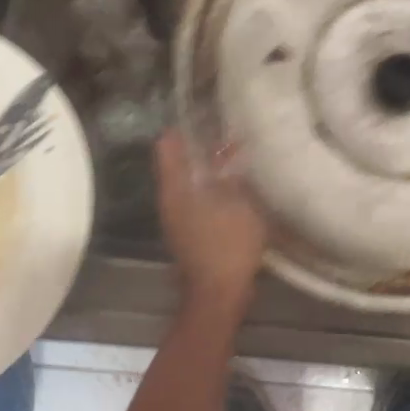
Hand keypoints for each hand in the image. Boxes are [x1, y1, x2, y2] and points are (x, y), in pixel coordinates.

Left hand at [154, 129, 265, 313]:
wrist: (219, 295)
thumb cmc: (228, 246)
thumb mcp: (241, 204)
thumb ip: (235, 175)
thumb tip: (232, 152)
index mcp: (176, 188)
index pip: (168, 145)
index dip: (186, 127)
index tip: (208, 115)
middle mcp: (170, 199)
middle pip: (179, 162)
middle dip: (204, 147)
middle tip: (231, 133)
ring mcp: (178, 217)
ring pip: (191, 181)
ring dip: (211, 169)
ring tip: (239, 156)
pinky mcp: (190, 231)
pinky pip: (199, 198)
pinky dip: (214, 188)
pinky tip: (239, 186)